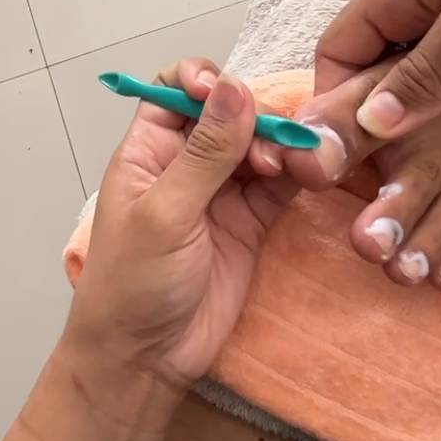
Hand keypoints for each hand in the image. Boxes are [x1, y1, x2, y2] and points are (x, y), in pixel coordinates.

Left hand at [67, 59, 299, 388]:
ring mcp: (221, 192)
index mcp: (148, 151)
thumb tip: (234, 87)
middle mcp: (186, 163)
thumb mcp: (164, 214)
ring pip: (258, 146)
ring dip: (279, 146)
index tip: (229, 92)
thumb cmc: (132, 285)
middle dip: (253, 119)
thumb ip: (204, 154)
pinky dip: (296, 174)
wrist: (147, 359)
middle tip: (268, 150)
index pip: (174, 90)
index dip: (202, 80)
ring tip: (288, 167)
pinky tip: (308, 175)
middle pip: (228, 114)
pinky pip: (280, 183)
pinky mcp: (251, 220)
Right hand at [312, 0, 440, 141]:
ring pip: (409, 63)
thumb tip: (372, 126)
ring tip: (427, 148)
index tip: (352, 154)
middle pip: (368, 58)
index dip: (334, 102)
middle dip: (372, 107)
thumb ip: (425, 75)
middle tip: (392, 162)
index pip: (336, 49)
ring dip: (411, 102)